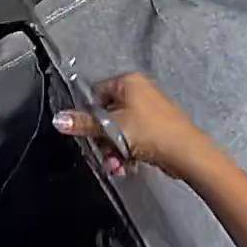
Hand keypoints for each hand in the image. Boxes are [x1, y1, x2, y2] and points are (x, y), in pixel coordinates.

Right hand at [55, 72, 221, 179]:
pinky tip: (126, 164)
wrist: (186, 154)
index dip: (88, 114)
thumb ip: (84, 124)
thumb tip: (60, 119)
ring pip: (118, 129)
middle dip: (102, 139)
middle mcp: (139, 91)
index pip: (95, 93)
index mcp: (129, 82)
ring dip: (113, 149)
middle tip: (104, 152)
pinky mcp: (155, 128)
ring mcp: (149, 110)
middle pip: (106, 114)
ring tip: (116, 163)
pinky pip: (131, 137)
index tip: (87, 132)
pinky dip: (126, 151)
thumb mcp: (112, 128)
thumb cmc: (152, 133)